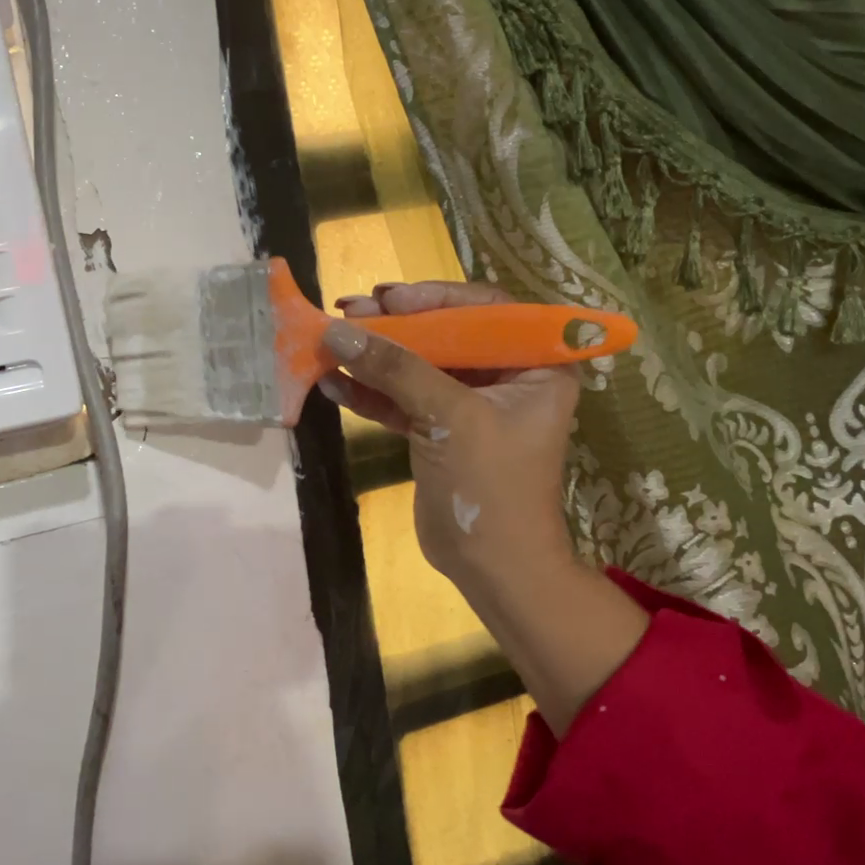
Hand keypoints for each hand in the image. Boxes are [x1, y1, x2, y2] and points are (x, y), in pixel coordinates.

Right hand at [320, 281, 580, 595]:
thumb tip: (339, 331)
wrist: (491, 567)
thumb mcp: (449, 418)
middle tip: (350, 313)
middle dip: (396, 327)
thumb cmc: (490, 486)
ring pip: (418, 368)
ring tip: (330, 343)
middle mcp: (506, 379)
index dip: (437, 297)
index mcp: (535, 366)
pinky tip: (334, 383)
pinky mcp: (438, 433)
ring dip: (375, 358)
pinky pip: (402, 401)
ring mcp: (468, 407)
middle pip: (445, 335)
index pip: (487, 310)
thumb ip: (396, 370)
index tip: (389, 298)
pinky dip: (370, 393)